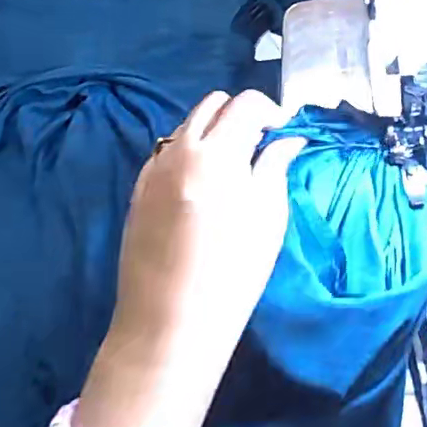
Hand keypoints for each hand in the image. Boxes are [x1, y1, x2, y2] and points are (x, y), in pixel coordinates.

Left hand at [65, 90, 303, 426]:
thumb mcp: (268, 213)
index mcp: (217, 155)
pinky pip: (167, 150)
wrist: (170, 321)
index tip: (284, 131)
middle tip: (262, 141)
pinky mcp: (138, 191)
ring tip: (235, 161)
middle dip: (241, 113)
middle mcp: (179, 153)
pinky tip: (205, 180)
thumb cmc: (234, 268)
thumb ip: (275, 165)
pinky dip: (191, 149)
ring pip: (187, 124)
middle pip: (213, 105)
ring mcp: (153, 171)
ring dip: (215, 129)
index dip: (271, 111)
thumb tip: (288, 139)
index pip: (246, 104)